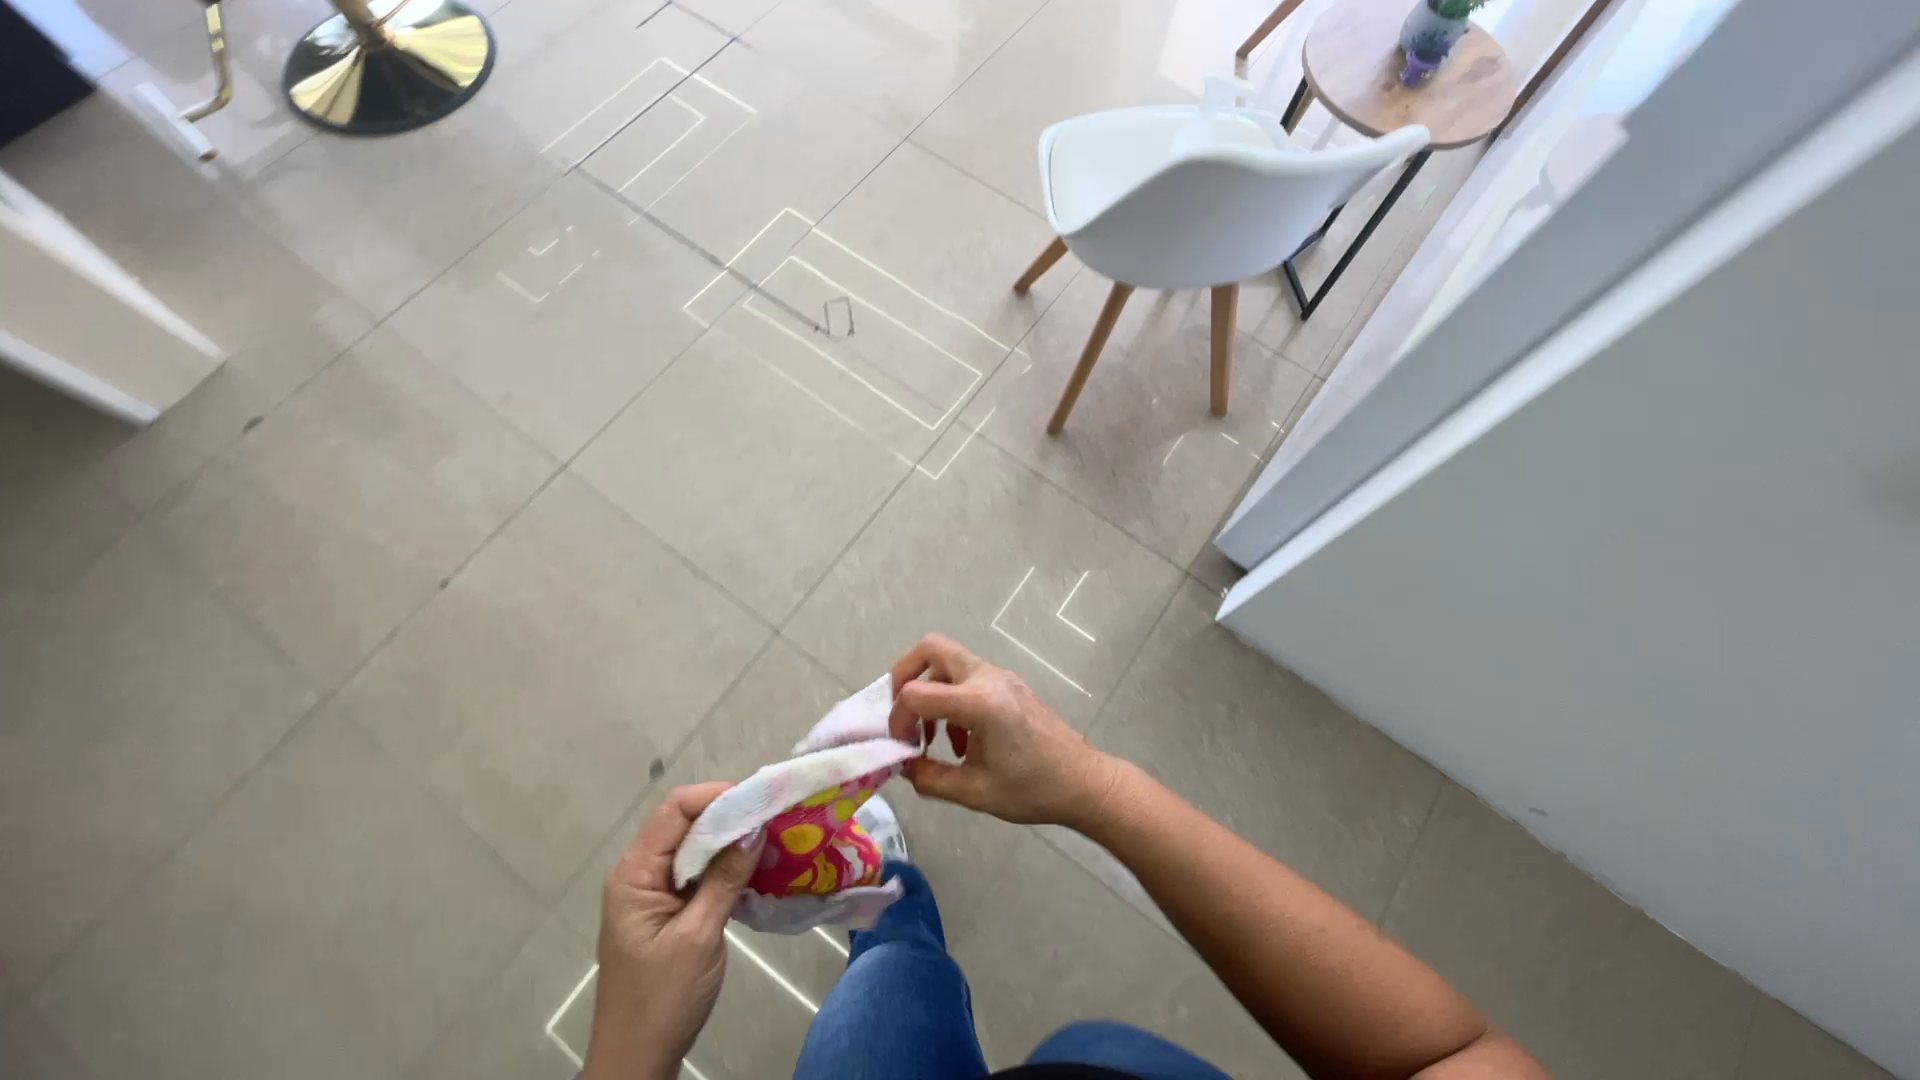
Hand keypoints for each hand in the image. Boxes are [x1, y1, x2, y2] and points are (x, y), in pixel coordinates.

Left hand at [582, 784, 761, 1079]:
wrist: (636, 1061)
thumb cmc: (662, 1000)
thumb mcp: (699, 936)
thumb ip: (725, 877)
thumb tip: (755, 827)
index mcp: (635, 873)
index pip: (675, 810)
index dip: (717, 796)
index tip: (761, 801)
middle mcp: (639, 872)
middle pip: (685, 822)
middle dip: (730, 815)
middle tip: (775, 819)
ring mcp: (652, 891)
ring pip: (695, 846)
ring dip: (732, 841)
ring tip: (773, 840)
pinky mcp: (668, 909)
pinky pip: (698, 871)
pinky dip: (726, 866)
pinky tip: (757, 869)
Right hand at [888, 634, 1120, 826]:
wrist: (1082, 782)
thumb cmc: (1032, 789)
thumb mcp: (973, 792)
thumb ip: (929, 777)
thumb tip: (903, 765)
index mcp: (979, 702)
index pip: (916, 693)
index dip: (897, 718)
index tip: (900, 746)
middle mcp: (988, 678)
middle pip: (931, 648)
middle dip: (905, 675)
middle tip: (902, 712)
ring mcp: (1001, 677)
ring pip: (949, 662)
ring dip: (930, 691)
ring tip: (931, 738)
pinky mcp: (1009, 685)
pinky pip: (967, 677)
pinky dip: (951, 698)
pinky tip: (960, 740)